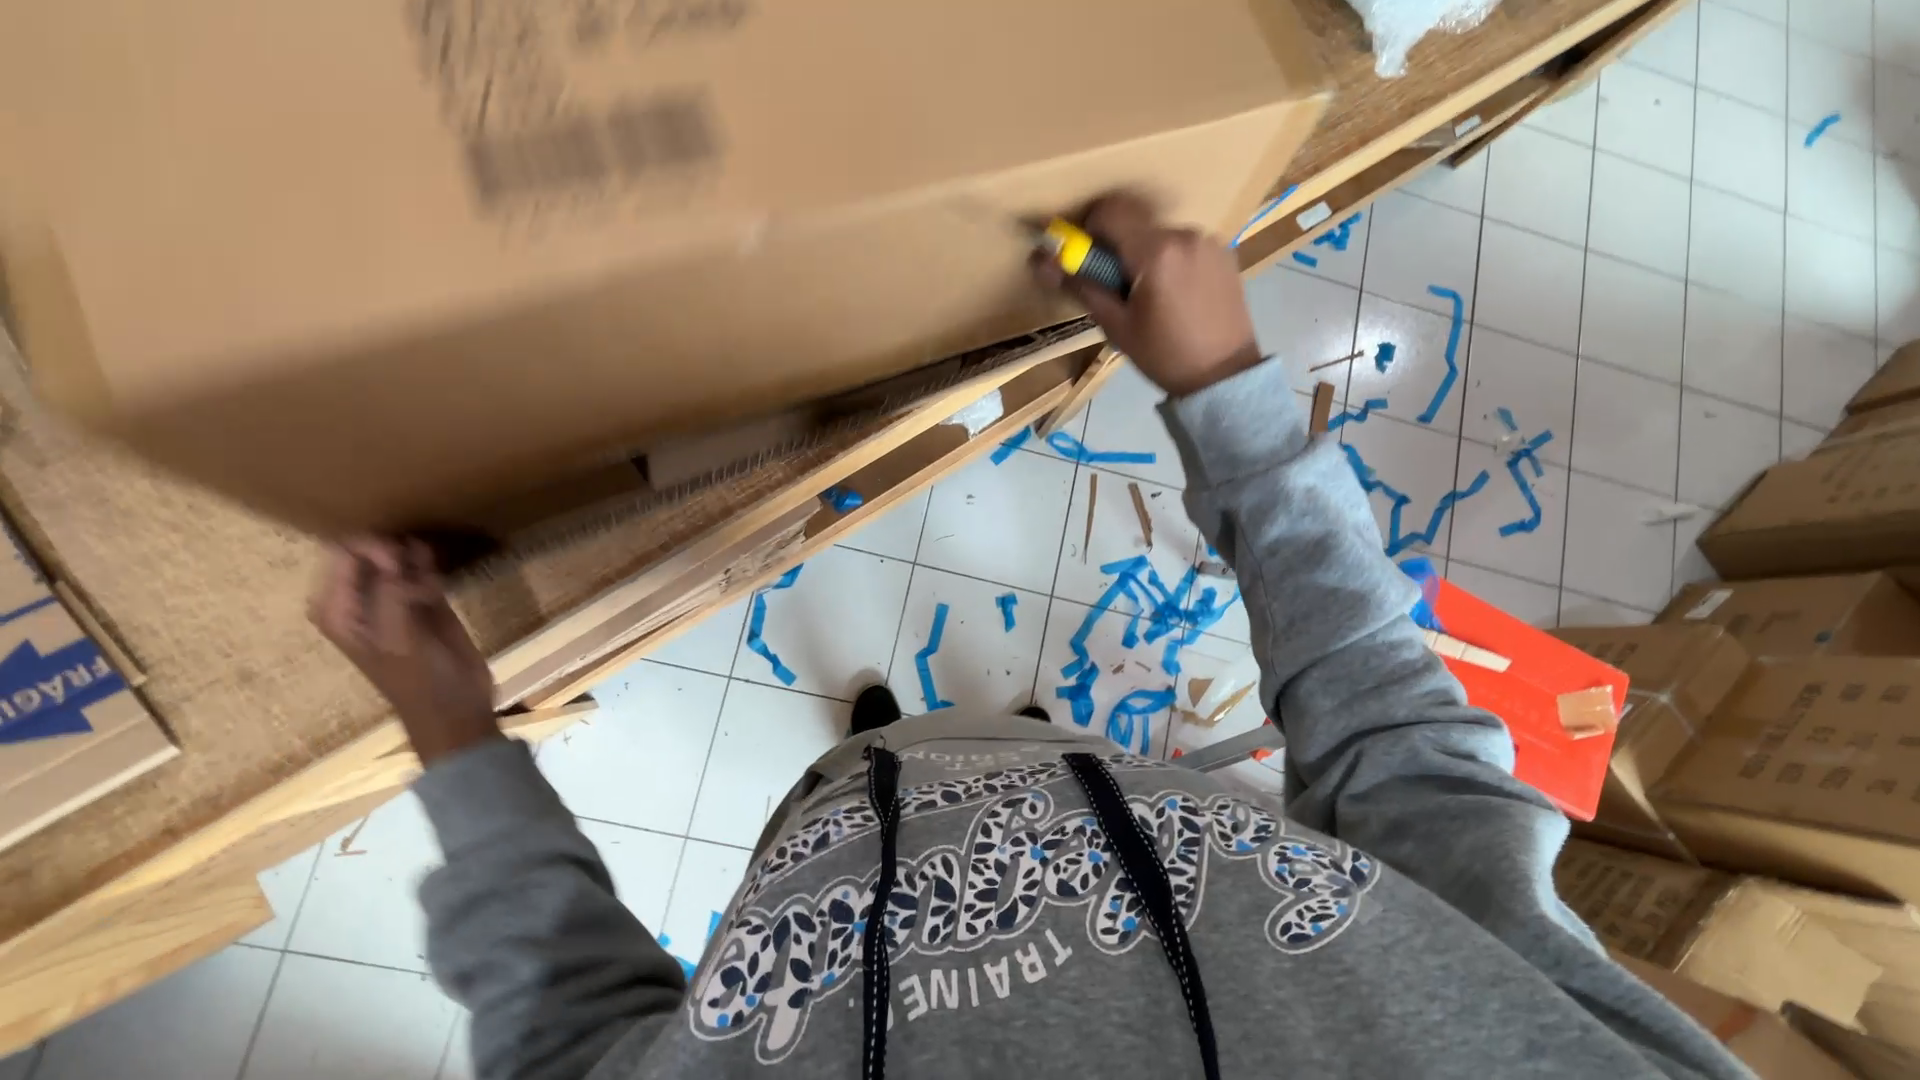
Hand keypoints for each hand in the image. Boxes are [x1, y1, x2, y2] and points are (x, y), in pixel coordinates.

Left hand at [309, 537, 499, 764]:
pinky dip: (431, 562)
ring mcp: (392, 598)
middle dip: (395, 547)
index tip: (401, 563)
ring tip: (432, 578)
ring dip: (415, 554)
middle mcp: (359, 599)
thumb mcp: (399, 639)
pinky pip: (421, 567)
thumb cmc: (420, 680)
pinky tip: (441, 575)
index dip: (373, 548)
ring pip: (395, 553)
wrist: (456, 708)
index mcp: (338, 609)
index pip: (342, 553)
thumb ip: (391, 594)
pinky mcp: (424, 600)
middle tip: (421, 568)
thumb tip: (401, 558)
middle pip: (366, 548)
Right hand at [1032, 192, 1262, 397]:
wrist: (1224, 375)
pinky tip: (1176, 297)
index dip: (1088, 228)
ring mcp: (1208, 240)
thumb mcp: (1115, 325)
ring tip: (1151, 298)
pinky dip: (1170, 261)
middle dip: (1118, 248)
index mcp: (1156, 251)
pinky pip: (1183, 245)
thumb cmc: (1164, 355)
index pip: (1110, 211)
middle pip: (1135, 224)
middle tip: (1118, 288)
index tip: (1085, 257)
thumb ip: (1080, 285)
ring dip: (1145, 256)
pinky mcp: (1224, 252)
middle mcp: (1185, 234)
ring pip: (1159, 235)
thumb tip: (1040, 262)